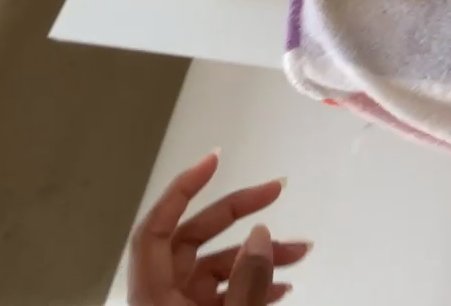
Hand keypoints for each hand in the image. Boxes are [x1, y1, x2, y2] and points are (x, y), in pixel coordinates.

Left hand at [128, 151, 309, 305]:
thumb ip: (245, 282)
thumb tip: (259, 234)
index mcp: (151, 297)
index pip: (154, 230)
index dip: (181, 190)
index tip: (216, 158)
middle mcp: (159, 299)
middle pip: (193, 239)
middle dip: (239, 213)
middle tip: (277, 190)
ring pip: (216, 265)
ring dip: (259, 254)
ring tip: (299, 252)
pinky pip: (221, 292)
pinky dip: (252, 282)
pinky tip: (282, 286)